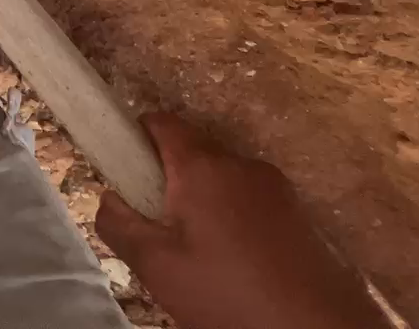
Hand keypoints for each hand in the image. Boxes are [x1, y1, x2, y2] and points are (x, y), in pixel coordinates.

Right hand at [98, 114, 389, 328]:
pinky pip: (253, 206)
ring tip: (199, 251)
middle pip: (192, 153)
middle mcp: (246, 169)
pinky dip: (235, 222)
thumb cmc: (232, 296)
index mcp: (205, 167)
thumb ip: (116, 222)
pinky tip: (236, 265)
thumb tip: (109, 199)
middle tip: (157, 221)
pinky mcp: (309, 226)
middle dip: (168, 177)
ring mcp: (284, 197)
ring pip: (223, 181)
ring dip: (203, 202)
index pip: (160, 121)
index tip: (124, 168)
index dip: (134, 135)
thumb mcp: (155, 265)